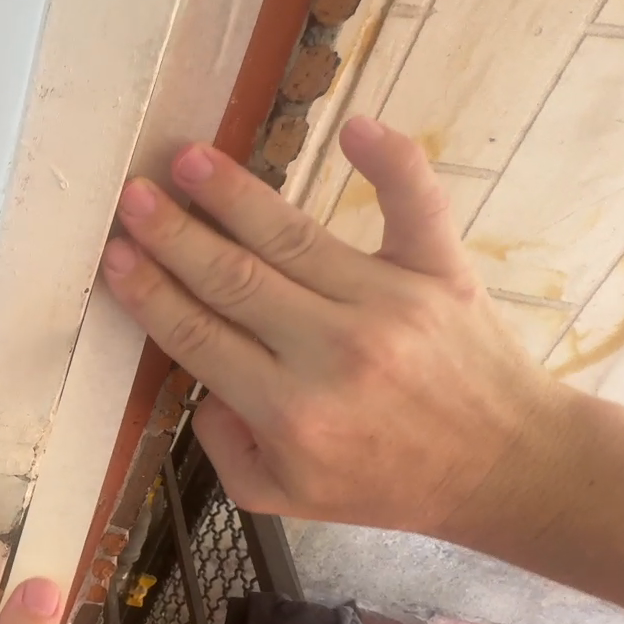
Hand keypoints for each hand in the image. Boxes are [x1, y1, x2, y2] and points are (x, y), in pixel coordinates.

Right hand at [98, 116, 568, 540]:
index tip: (114, 255)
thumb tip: (203, 384)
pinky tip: (353, 126)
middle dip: (173, 235)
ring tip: (188, 159)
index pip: (198, 336)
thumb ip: (220, 446)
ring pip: (292, 238)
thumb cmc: (380, 484)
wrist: (509, 470)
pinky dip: (390, 162)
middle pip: (232, 279)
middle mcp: (331, 349)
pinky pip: (413, 207)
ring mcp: (390, 303)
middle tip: (132, 196)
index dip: (150, 293)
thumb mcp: (276, 496)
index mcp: (287, 409)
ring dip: (234, 195)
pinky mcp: (442, 273)